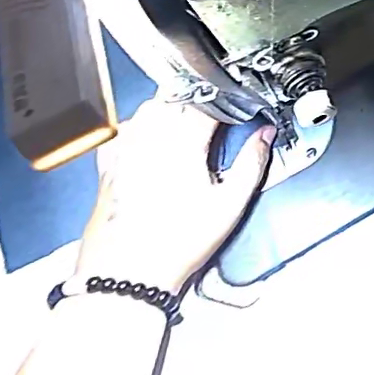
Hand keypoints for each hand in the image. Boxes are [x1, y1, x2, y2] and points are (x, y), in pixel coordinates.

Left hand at [71, 99, 275, 293]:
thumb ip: (252, 162)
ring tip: (186, 117)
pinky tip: (149, 137)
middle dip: (196, 98)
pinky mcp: (108, 169)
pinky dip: (138, 126)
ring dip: (168, 106)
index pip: (206, 104)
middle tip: (214, 109)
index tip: (237, 105)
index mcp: (184, 147)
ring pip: (145, 110)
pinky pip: (121, 133)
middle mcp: (150, 145)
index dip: (225, 100)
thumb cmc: (178, 244)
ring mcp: (125, 155)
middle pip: (173, 99)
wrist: (128, 276)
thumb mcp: (230, 204)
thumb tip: (265, 136)